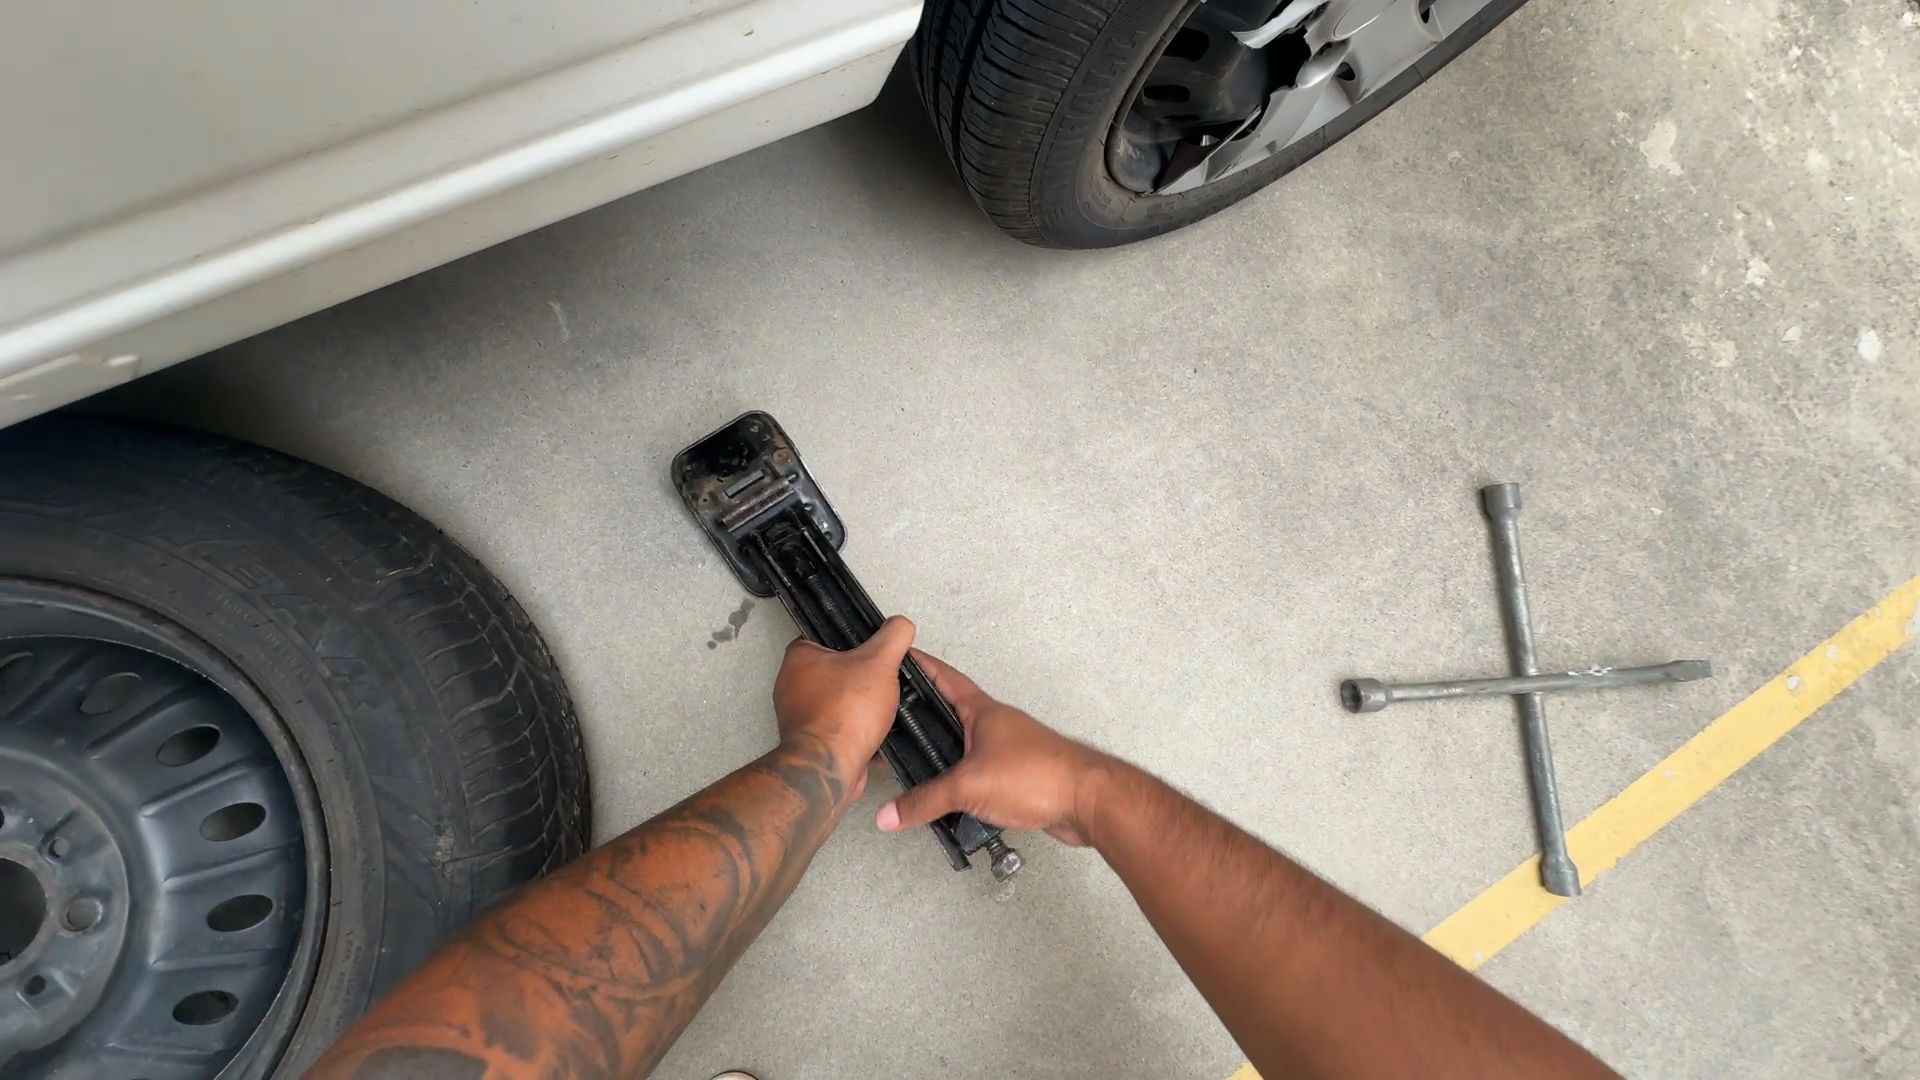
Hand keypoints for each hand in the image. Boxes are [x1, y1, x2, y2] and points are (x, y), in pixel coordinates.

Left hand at [773, 616, 914, 798]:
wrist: (832, 767)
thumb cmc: (843, 714)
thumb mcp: (880, 661)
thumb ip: (893, 636)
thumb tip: (901, 625)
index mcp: (799, 657)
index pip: (824, 635)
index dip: (852, 639)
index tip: (870, 646)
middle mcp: (792, 685)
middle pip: (835, 670)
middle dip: (861, 676)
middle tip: (880, 676)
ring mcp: (799, 715)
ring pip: (838, 700)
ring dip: (860, 704)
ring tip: (881, 704)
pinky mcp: (812, 741)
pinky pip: (839, 727)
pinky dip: (857, 728)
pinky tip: (876, 729)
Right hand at [876, 650, 1113, 845]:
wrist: (1085, 801)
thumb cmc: (1039, 774)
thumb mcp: (970, 786)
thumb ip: (926, 800)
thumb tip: (891, 813)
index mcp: (981, 711)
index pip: (943, 677)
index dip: (920, 665)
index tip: (900, 656)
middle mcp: (993, 725)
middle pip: (950, 710)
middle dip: (922, 710)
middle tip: (895, 710)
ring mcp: (1004, 749)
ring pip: (963, 744)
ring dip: (941, 750)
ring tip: (913, 760)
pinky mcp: (1013, 776)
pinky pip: (976, 773)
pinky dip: (958, 782)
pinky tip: (947, 799)